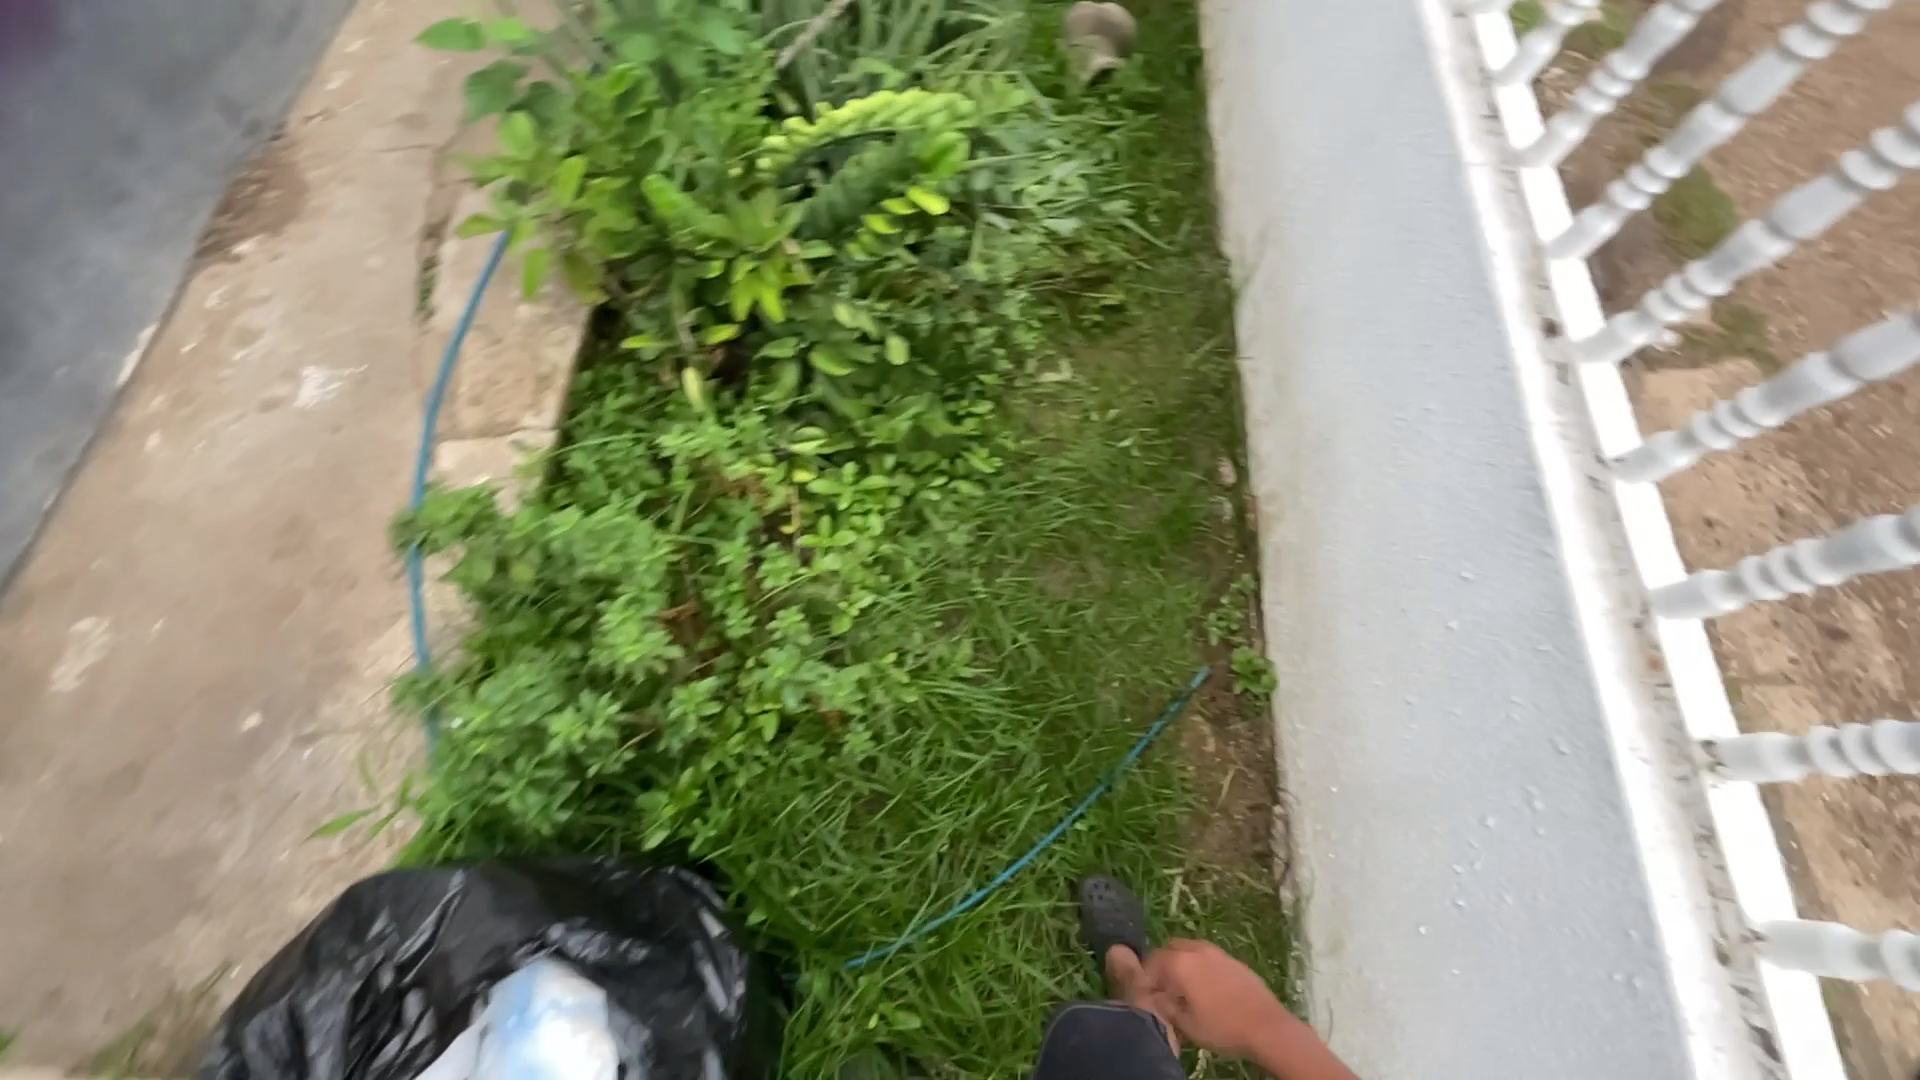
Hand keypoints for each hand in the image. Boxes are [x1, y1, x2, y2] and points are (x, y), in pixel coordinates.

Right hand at [1140, 939, 1292, 1059]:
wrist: (1267, 1027)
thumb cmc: (1223, 1027)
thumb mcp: (1187, 1024)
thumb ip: (1166, 1007)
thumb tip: (1155, 998)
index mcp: (1180, 963)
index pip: (1152, 961)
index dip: (1146, 977)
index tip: (1147, 993)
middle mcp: (1196, 949)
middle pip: (1170, 948)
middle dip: (1163, 965)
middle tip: (1165, 988)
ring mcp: (1217, 952)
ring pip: (1190, 949)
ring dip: (1182, 962)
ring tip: (1186, 987)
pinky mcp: (1233, 959)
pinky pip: (1208, 956)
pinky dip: (1200, 965)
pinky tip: (1209, 987)